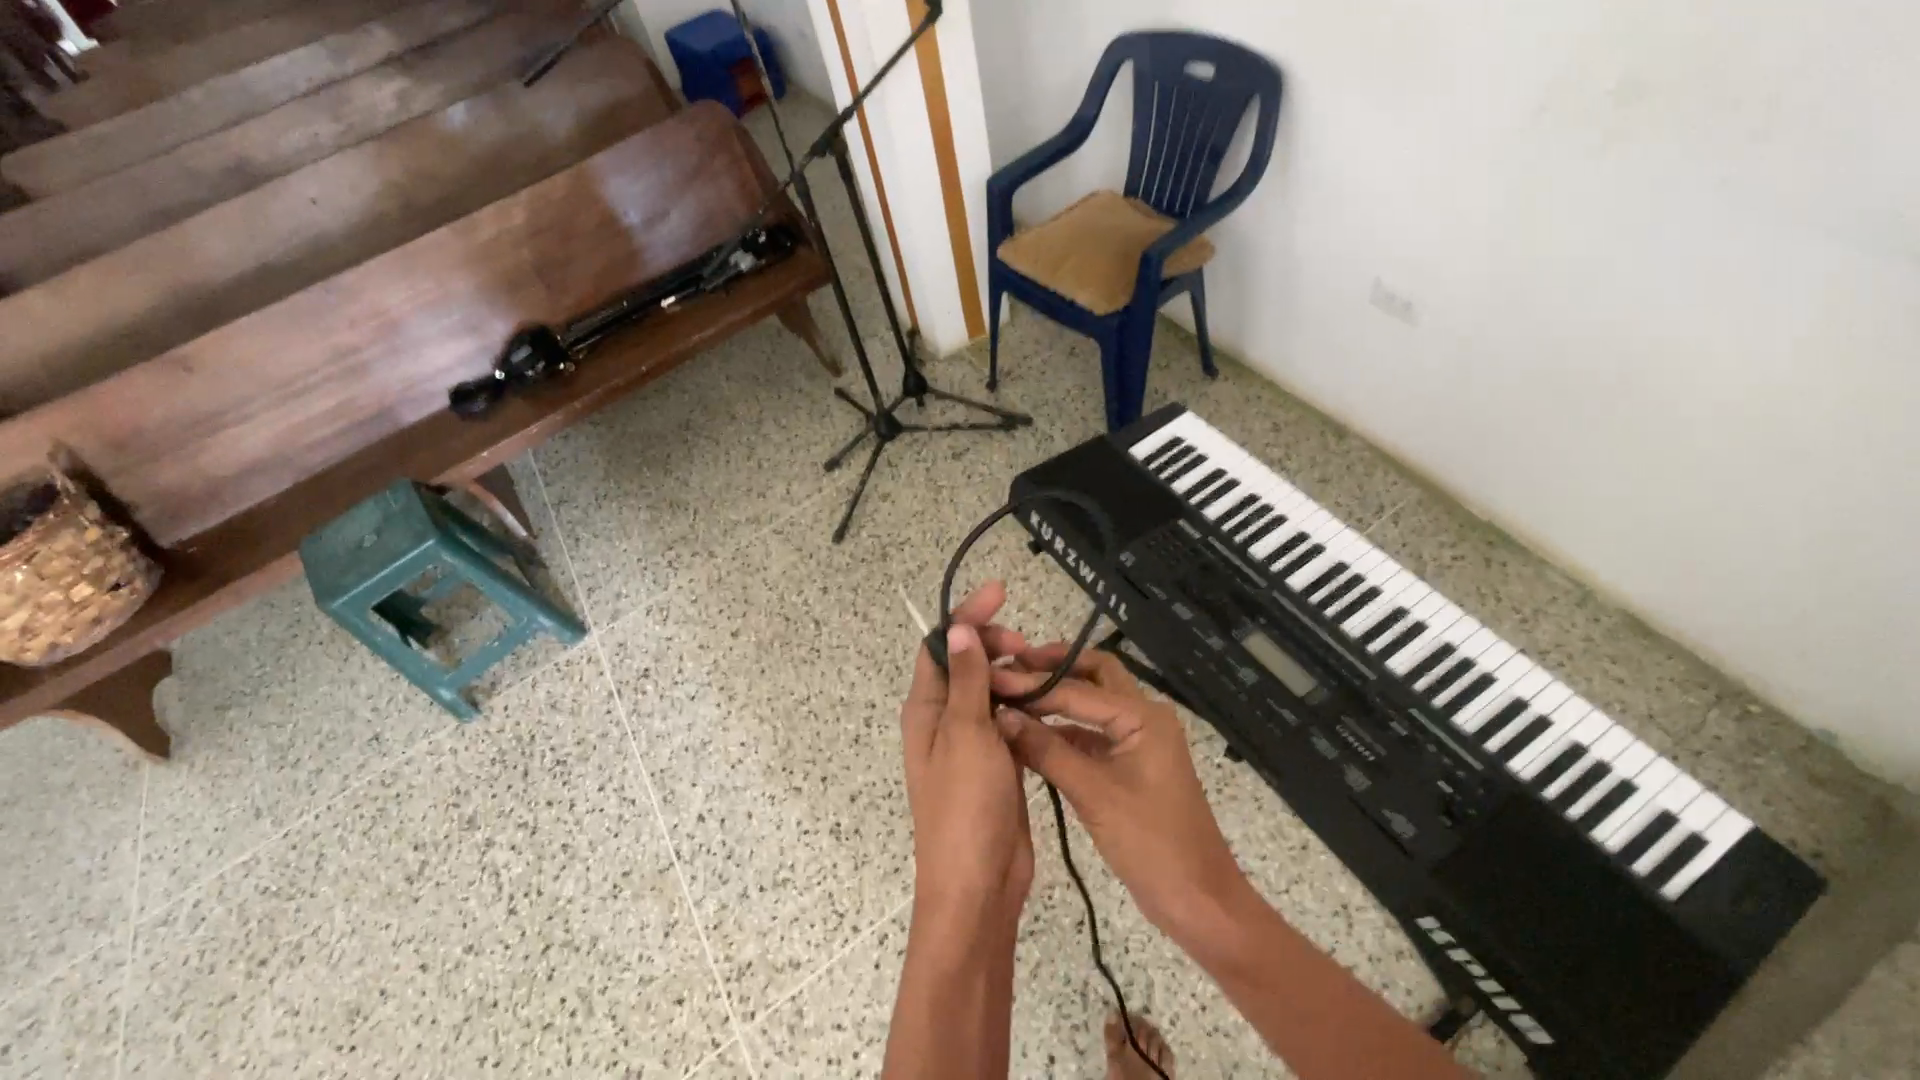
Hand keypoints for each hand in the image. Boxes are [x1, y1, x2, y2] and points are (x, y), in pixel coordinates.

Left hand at [899, 582, 1033, 924]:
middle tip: (1028, 646)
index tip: (1001, 592)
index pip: (941, 646)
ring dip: (1012, 676)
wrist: (978, 885)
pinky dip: (1025, 707)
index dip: (967, 617)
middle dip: (994, 645)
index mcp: (926, 709)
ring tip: (1044, 670)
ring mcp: (970, 746)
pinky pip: (1008, 723)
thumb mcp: (967, 735)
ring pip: (990, 694)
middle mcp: (943, 722)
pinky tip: (1050, 701)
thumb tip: (958, 630)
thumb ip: (966, 681)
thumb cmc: (966, 806)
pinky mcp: (996, 767)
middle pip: (965, 666)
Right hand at [991, 645, 1250, 937]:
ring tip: (1011, 699)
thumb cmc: (1152, 843)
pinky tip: (1028, 738)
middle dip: (1054, 668)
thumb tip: (1001, 717)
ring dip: (1057, 699)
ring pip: (1093, 706)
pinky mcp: (1129, 768)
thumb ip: (1046, 751)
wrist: (1197, 898)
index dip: (1032, 684)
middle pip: (1095, 677)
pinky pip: (1091, 737)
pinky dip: (1062, 732)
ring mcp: (1137, 744)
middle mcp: (1144, 719)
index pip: (1077, 689)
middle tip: (1010, 668)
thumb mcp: (1094, 794)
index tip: (991, 679)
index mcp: (1144, 717)